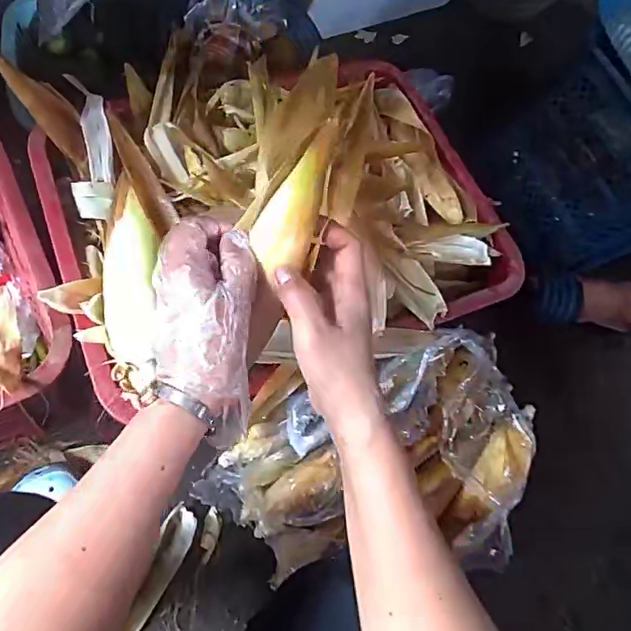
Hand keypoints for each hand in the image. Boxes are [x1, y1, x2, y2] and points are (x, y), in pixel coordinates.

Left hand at [151, 216, 256, 425]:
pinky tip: (223, 298)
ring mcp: (164, 292)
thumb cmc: (219, 343)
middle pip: (186, 240)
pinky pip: (185, 281)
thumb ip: (237, 259)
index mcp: (179, 264)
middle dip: (214, 244)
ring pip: (186, 261)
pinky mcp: (168, 309)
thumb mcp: (238, 296)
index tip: (239, 242)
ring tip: (235, 280)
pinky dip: (204, 280)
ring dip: (211, 263)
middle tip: (240, 261)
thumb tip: (234, 238)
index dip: (218, 226)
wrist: (194, 390)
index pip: (192, 224)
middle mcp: (165, 274)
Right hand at [269, 224, 381, 437]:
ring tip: (277, 258)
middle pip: (338, 259)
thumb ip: (296, 296)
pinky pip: (317, 297)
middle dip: (314, 244)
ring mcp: (342, 313)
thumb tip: (281, 266)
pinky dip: (301, 288)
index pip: (351, 247)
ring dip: (305, 266)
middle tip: (284, 238)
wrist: (349, 408)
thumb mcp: (312, 330)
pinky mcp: (331, 327)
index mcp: (353, 293)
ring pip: (325, 278)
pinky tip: (279, 290)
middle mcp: (350, 297)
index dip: (333, 229)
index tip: (305, 222)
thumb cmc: (335, 368)